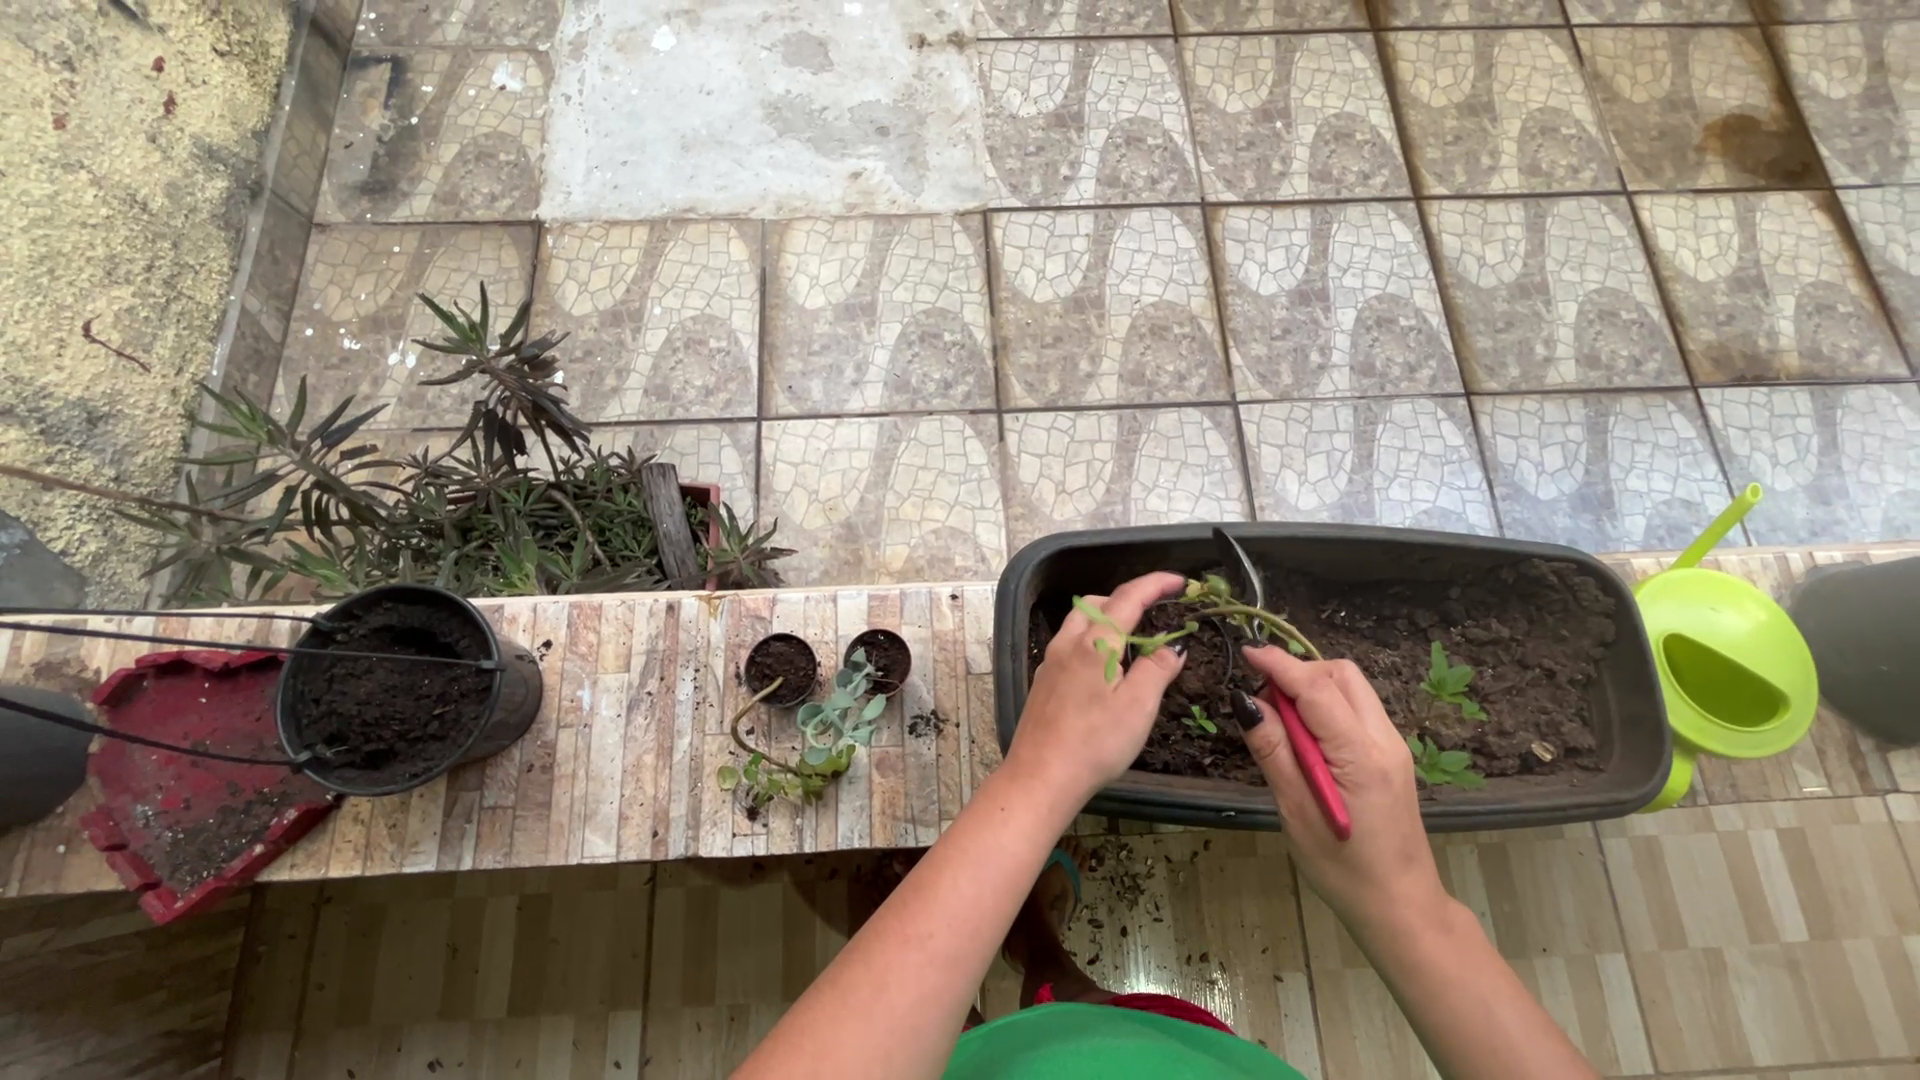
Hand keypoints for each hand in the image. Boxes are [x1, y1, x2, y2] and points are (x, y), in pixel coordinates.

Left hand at [1005, 572, 1188, 806]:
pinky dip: (1093, 641)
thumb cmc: (1095, 744)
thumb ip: (1156, 670)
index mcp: (1094, 644)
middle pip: (1098, 604)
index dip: (1155, 584)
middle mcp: (1068, 644)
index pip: (1128, 598)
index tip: (1179, 581)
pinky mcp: (1044, 681)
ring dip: (1108, 619)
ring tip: (1134, 640)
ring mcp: (1051, 662)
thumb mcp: (1138, 707)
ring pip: (1080, 622)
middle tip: (1157, 612)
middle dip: (1128, 599)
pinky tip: (1105, 669)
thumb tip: (1172, 647)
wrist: (1041, 776)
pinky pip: (1070, 645)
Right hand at [1232, 647, 1444, 933]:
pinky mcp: (1390, 755)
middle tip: (1262, 698)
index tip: (1245, 650)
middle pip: (1341, 675)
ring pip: (1351, 687)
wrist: (1401, 907)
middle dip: (1298, 671)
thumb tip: (1247, 701)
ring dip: (1311, 686)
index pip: (1317, 688)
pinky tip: (1303, 735)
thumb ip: (1273, 751)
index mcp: (1361, 755)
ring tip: (1279, 719)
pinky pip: (1355, 709)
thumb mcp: (1294, 811)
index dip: (1278, 663)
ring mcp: (1392, 746)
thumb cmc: (1342, 868)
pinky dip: (1325, 704)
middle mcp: (1384, 740)